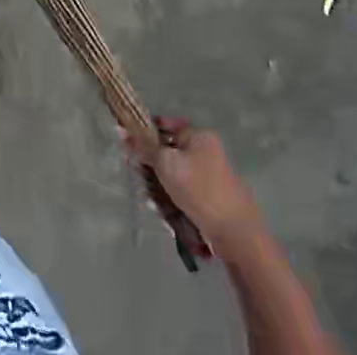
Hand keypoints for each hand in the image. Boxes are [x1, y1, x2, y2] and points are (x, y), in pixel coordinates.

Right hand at [130, 117, 263, 244]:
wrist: (235, 233)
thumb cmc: (198, 189)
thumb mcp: (164, 161)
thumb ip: (142, 144)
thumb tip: (121, 129)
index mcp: (199, 136)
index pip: (161, 123)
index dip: (142, 131)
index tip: (128, 144)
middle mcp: (205, 151)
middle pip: (164, 148)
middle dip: (148, 161)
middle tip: (138, 171)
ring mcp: (208, 174)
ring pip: (169, 169)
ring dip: (155, 179)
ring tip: (151, 193)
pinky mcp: (208, 193)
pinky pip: (179, 186)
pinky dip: (168, 192)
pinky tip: (162, 204)